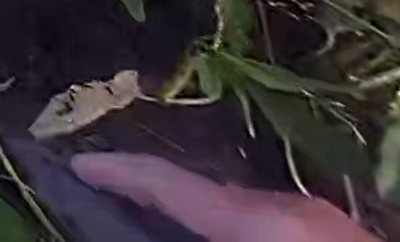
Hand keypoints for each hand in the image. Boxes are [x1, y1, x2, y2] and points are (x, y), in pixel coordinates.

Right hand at [71, 153, 379, 241]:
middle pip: (202, 195)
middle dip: (153, 198)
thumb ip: (192, 227)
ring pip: (240, 216)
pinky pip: (270, 234)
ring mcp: (327, 231)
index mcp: (263, 224)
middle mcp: (293, 214)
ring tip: (157, 225)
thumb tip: (129, 226)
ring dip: (195, 223)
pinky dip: (232, 237)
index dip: (114, 171)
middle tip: (110, 201)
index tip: (72, 165)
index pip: (167, 181)